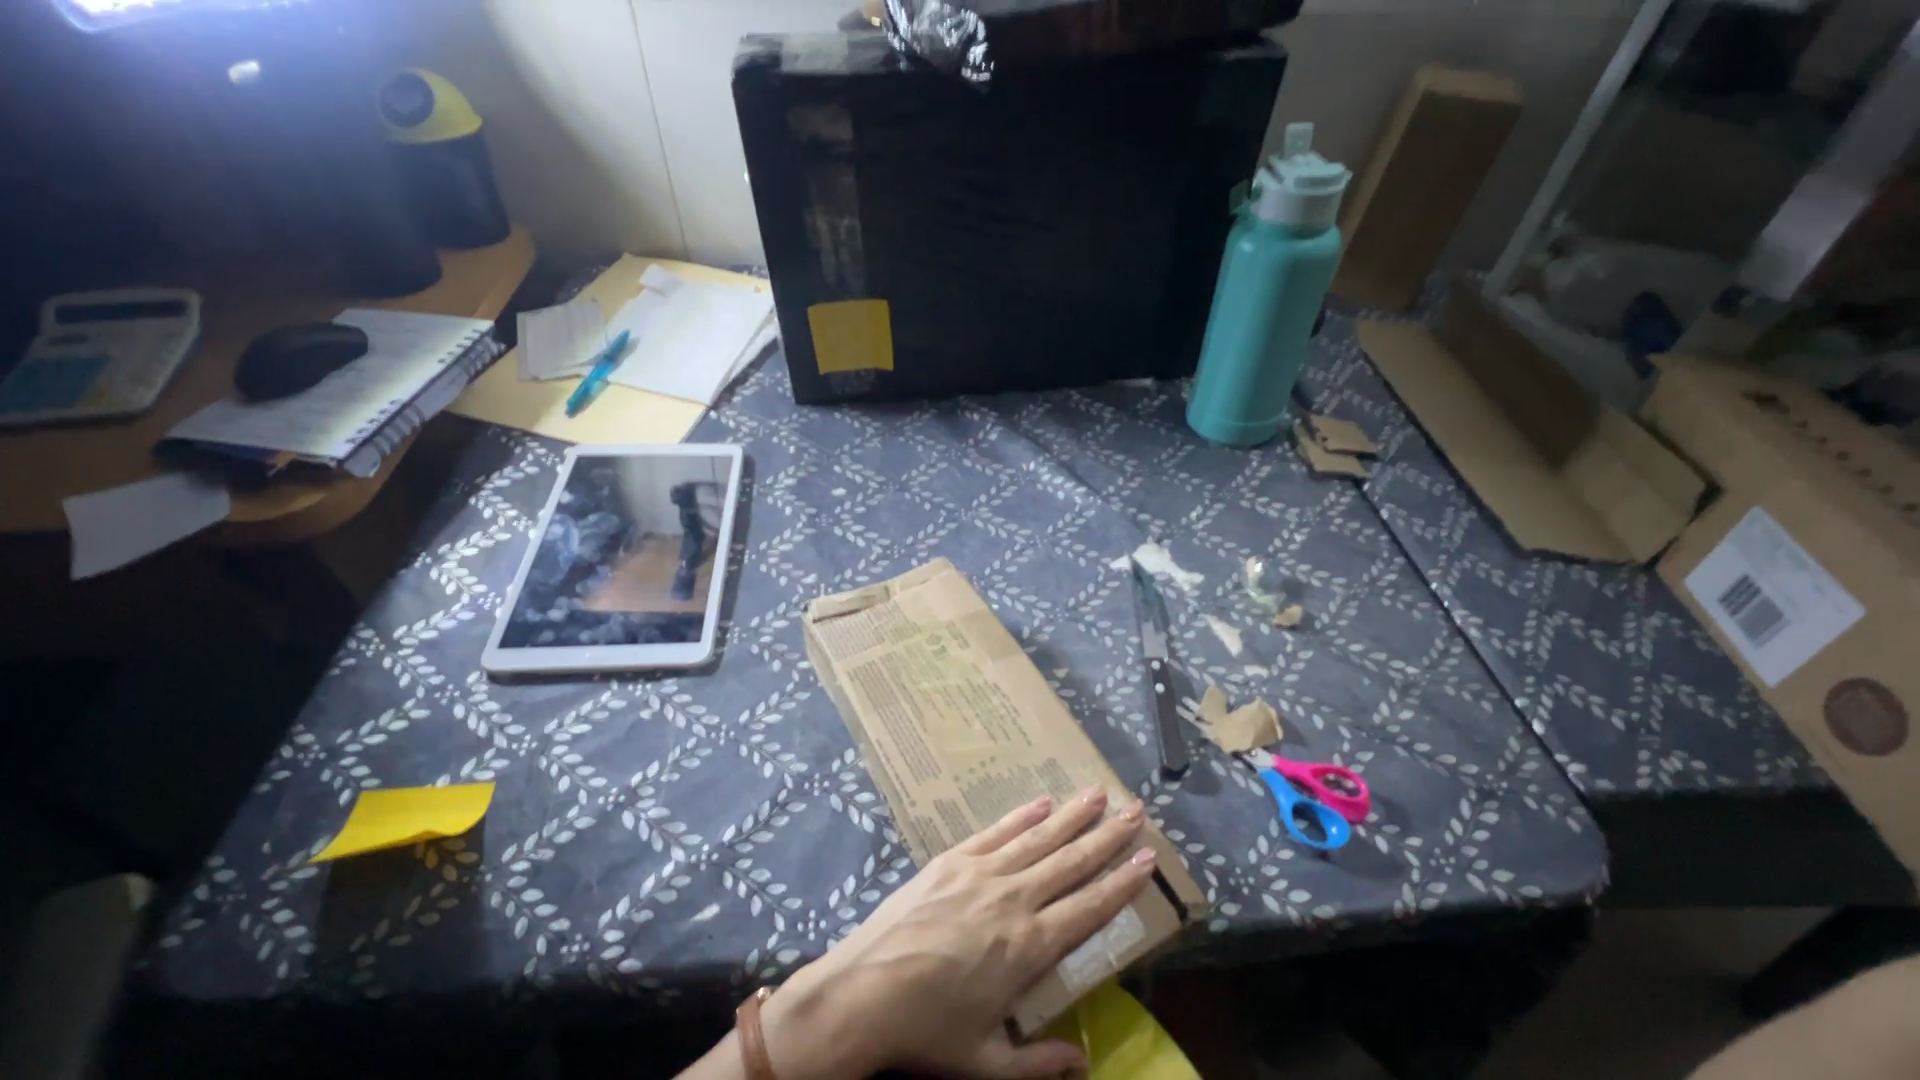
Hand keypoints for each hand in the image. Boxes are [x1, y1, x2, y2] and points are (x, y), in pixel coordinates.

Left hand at [764, 787, 1156, 1079]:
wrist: (861, 993)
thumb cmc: (926, 1030)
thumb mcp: (988, 1062)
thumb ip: (1039, 1062)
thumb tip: (1082, 1063)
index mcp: (1029, 946)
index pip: (1088, 907)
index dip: (1122, 882)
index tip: (1148, 859)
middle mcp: (1012, 900)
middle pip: (1070, 863)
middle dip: (1107, 837)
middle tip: (1136, 811)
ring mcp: (979, 875)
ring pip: (1037, 839)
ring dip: (1071, 816)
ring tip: (1098, 793)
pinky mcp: (949, 862)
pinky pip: (994, 833)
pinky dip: (1021, 817)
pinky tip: (1041, 803)